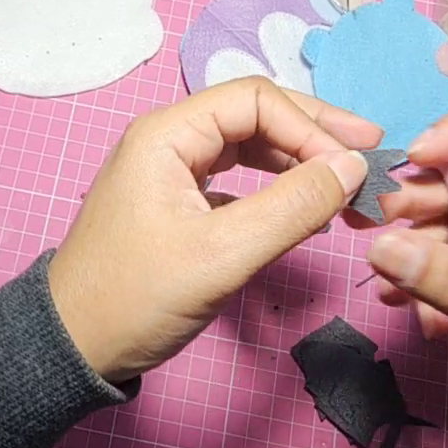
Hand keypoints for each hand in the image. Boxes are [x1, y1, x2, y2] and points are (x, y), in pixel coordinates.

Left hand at [50, 78, 381, 382]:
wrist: (75, 346)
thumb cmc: (136, 297)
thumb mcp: (220, 254)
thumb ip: (290, 208)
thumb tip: (351, 168)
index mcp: (168, 134)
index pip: (254, 100)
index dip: (310, 127)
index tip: (354, 167)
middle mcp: (171, 140)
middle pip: (256, 115)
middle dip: (314, 134)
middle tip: (372, 155)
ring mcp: (174, 170)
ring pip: (250, 147)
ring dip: (300, 162)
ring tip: (349, 185)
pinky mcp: (180, 202)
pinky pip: (239, 179)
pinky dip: (277, 189)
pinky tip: (308, 209)